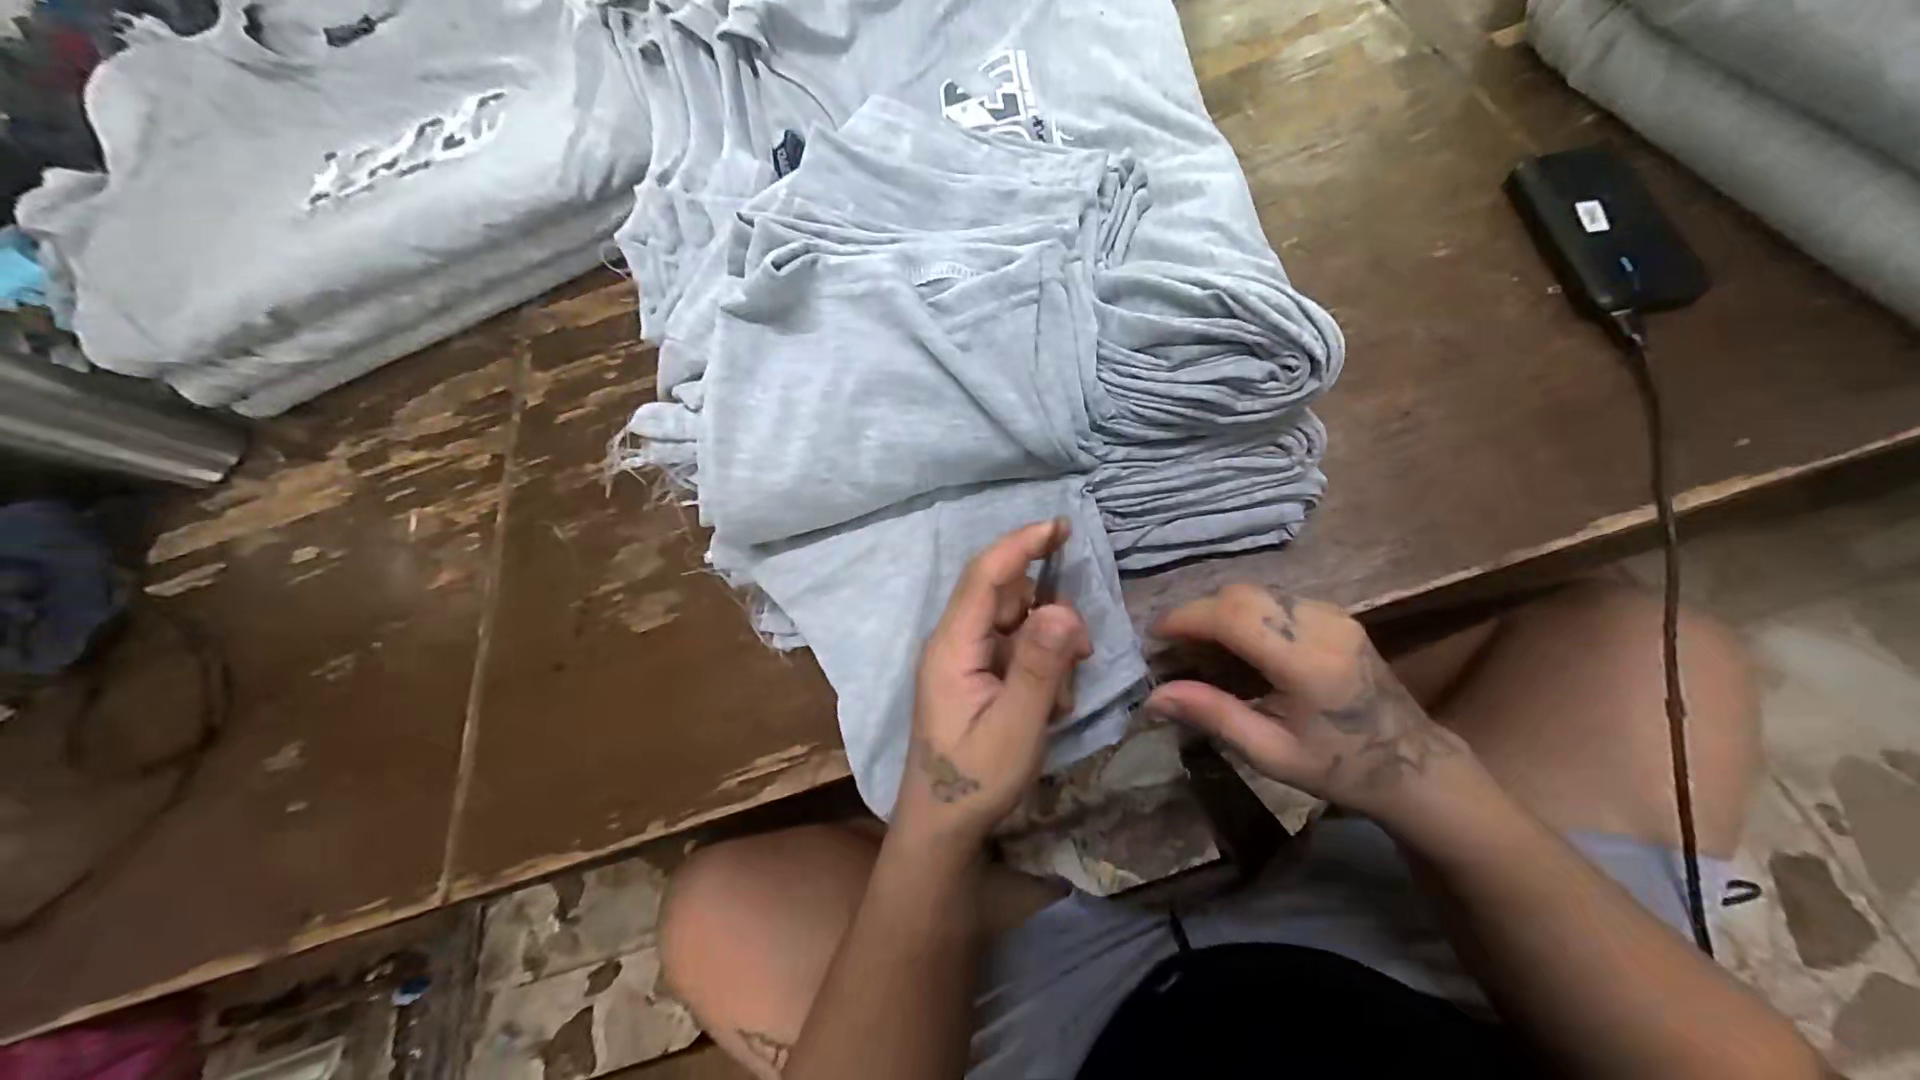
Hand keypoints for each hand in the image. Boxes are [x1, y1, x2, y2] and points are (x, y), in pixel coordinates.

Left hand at [894, 520, 1091, 853]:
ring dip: (1049, 649)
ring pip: (1019, 624)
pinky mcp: (977, 675)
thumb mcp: (1016, 727)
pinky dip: (1041, 668)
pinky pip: (1017, 650)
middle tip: (1079, 657)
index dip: (1020, 544)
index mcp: (952, 646)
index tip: (1060, 526)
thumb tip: (1061, 608)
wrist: (943, 826)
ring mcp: (965, 659)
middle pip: (1008, 598)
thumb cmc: (975, 779)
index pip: (985, 576)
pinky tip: (1048, 707)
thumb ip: (1040, 667)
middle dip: (1050, 617)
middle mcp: (954, 642)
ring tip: (1058, 700)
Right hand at [1146, 584, 1471, 822]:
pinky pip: (1274, 600)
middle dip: (1198, 614)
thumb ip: (1212, 715)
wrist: (1414, 766)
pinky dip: (1243, 613)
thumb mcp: (1270, 754)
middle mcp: (1322, 625)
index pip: (1234, 616)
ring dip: (1219, 612)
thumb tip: (1153, 697)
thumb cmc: (1340, 768)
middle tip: (1174, 647)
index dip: (1186, 618)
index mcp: (1308, 663)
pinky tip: (1236, 645)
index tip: (1154, 636)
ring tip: (1200, 648)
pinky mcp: (1336, 614)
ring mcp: (1333, 614)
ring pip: (1256, 592)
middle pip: (1241, 595)